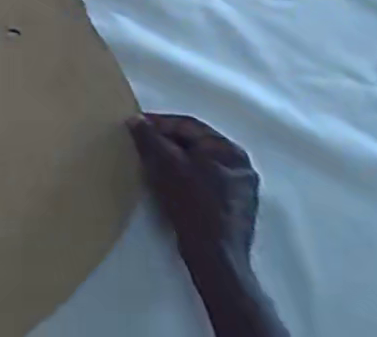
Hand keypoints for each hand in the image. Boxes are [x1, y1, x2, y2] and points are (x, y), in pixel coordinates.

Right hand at [127, 113, 260, 260]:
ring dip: (174, 160)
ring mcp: (241, 189)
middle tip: (141, 143)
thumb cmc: (191, 202)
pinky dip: (184, 176)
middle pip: (194, 144)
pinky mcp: (234, 208)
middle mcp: (241, 166)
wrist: (215, 256)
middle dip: (165, 142)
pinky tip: (168, 183)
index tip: (136, 125)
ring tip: (151, 162)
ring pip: (198, 163)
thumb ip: (148, 136)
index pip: (187, 125)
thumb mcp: (164, 163)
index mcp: (229, 150)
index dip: (158, 123)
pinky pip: (204, 180)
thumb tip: (135, 119)